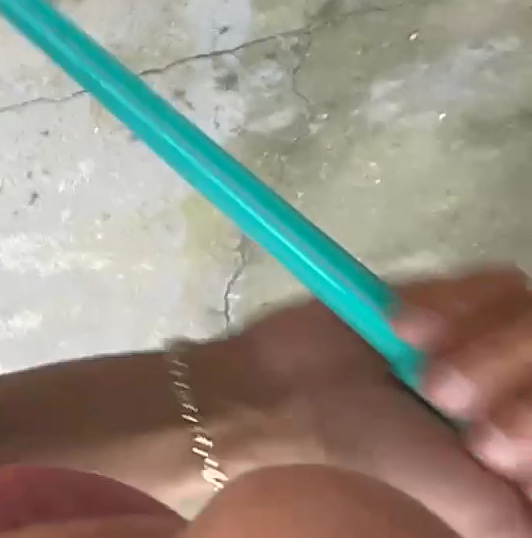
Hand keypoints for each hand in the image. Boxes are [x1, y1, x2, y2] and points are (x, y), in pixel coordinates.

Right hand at [229, 267, 531, 536]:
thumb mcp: (495, 513)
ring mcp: (493, 335)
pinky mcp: (449, 294)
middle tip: (445, 404)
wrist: (288, 398)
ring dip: (483, 349)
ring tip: (418, 366)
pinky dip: (456, 304)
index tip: (488, 448)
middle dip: (514, 387)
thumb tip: (530, 463)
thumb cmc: (384, 459)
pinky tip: (403, 327)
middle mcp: (526, 382)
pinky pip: (502, 283)